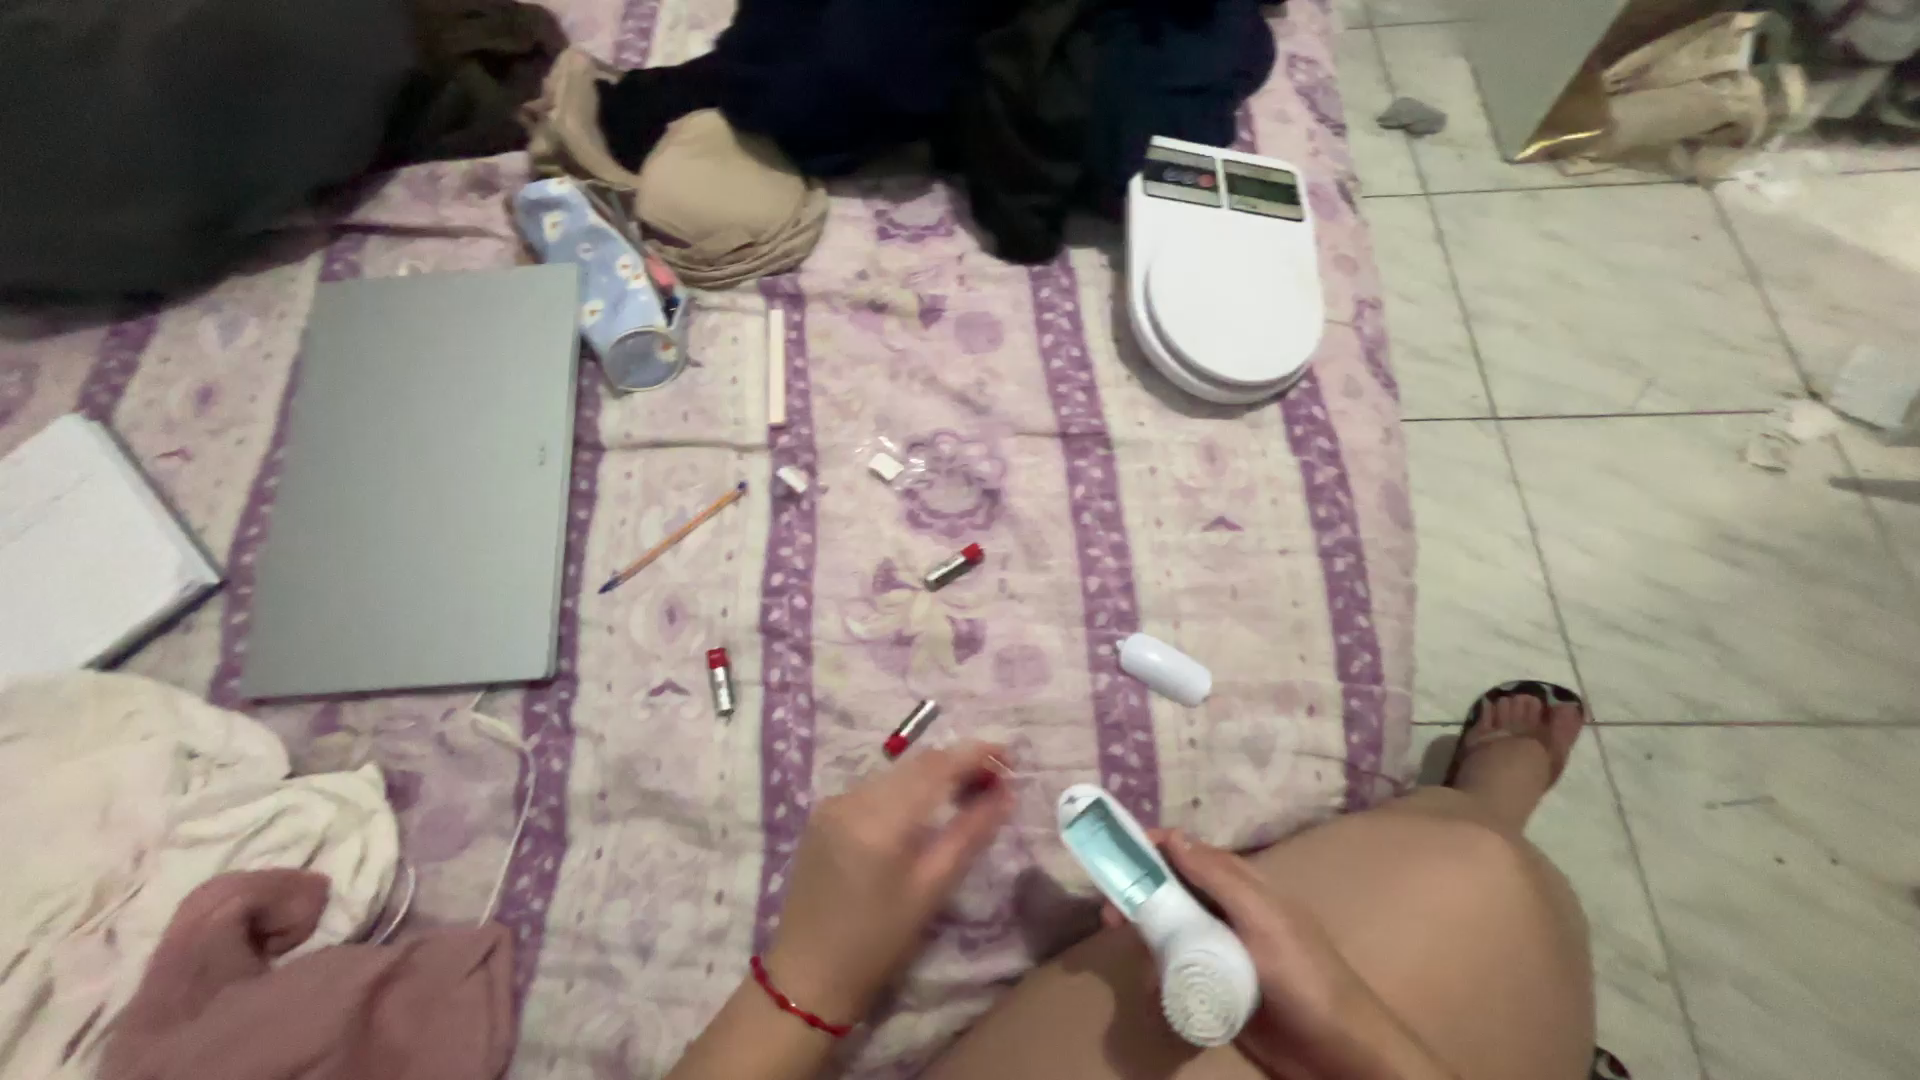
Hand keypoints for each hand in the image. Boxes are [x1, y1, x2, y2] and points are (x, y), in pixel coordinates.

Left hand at [761, 741, 1013, 1026]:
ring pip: (895, 773)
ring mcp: (833, 802)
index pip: (936, 766)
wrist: (807, 974)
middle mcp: (853, 798)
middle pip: (915, 764)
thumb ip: (970, 834)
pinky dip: (904, 790)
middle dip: (957, 763)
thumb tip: (1006, 795)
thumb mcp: (932, 889)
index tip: (1007, 755)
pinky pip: (874, 788)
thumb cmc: (878, 942)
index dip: (974, 754)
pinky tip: (922, 809)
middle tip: (995, 777)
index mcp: (880, 819)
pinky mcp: (823, 812)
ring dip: (932, 776)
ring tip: (966, 791)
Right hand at [1101, 830, 1383, 1078]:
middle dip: (1138, 897)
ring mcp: (1220, 950)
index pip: (1188, 853)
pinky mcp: (1216, 985)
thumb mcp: (1263, 920)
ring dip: (1147, 941)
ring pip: (1169, 931)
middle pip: (1172, 891)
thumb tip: (1173, 836)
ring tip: (1137, 962)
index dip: (1152, 849)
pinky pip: (1176, 970)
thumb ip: (1220, 878)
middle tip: (1109, 915)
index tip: (1117, 853)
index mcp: (1241, 886)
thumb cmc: (1305, 977)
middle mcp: (1227, 912)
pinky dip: (1160, 975)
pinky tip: (1155, 988)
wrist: (1338, 1054)